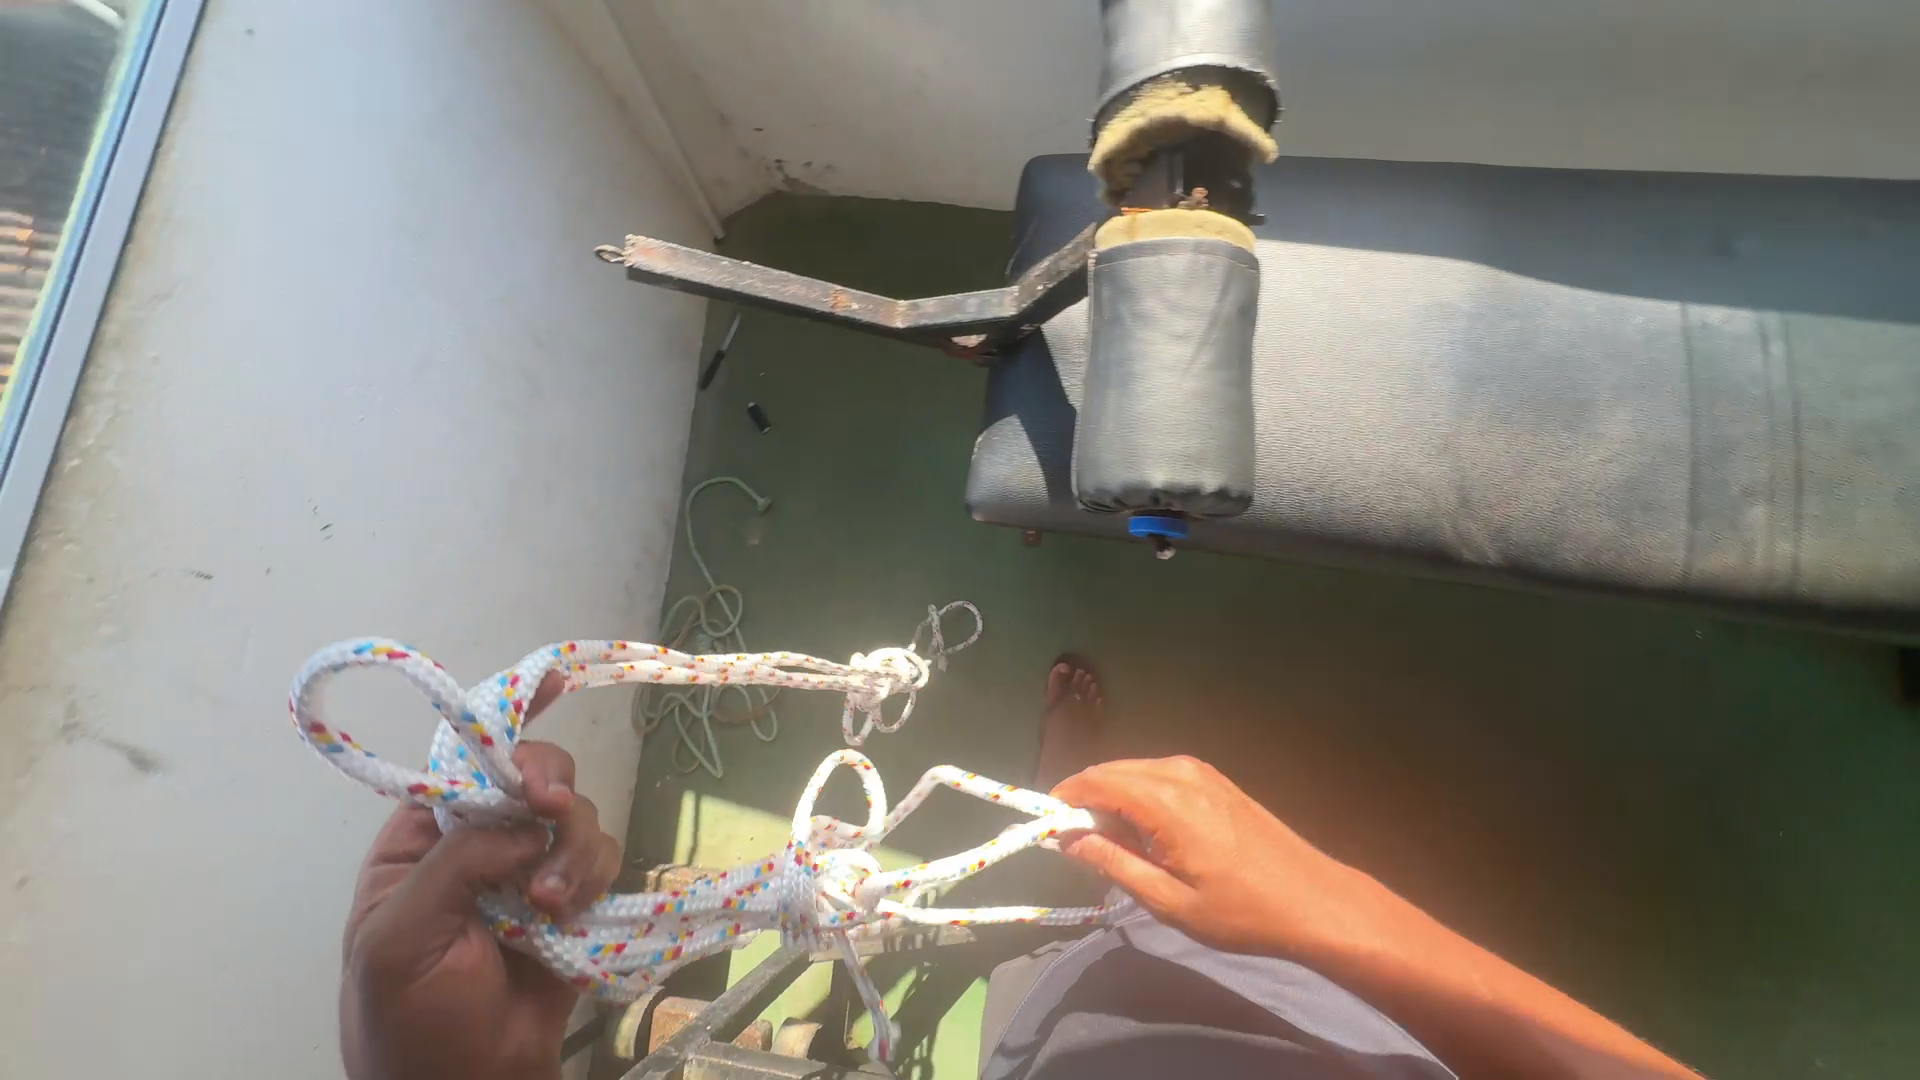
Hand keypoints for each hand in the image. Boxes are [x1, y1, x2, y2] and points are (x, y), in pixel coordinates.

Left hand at [340, 673, 621, 1079]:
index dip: (507, 715)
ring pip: (578, 814)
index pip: (465, 759)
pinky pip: (601, 853)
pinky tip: (570, 915)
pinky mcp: (575, 890)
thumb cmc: (410, 1021)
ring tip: (551, 905)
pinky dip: (593, 875)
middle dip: (552, 789)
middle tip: (552, 811)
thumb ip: (458, 861)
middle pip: (535, 774)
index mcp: (424, 842)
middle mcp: (483, 842)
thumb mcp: (401, 938)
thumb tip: (529, 818)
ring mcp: (533, 866)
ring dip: (573, 852)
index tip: (556, 681)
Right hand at [1052, 755, 1379, 958]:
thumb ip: (1114, 863)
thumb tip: (1069, 840)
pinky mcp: (1213, 777)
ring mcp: (1199, 770)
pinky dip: (1138, 793)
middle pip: (1111, 770)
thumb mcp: (1169, 901)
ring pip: (1133, 770)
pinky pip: (1157, 774)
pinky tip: (1147, 830)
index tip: (1049, 827)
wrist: (1315, 901)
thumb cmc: (1241, 911)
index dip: (1065, 799)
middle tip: (1078, 842)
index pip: (1095, 781)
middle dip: (1086, 799)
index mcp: (1166, 799)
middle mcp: (1178, 770)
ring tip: (1114, 842)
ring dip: (1112, 796)